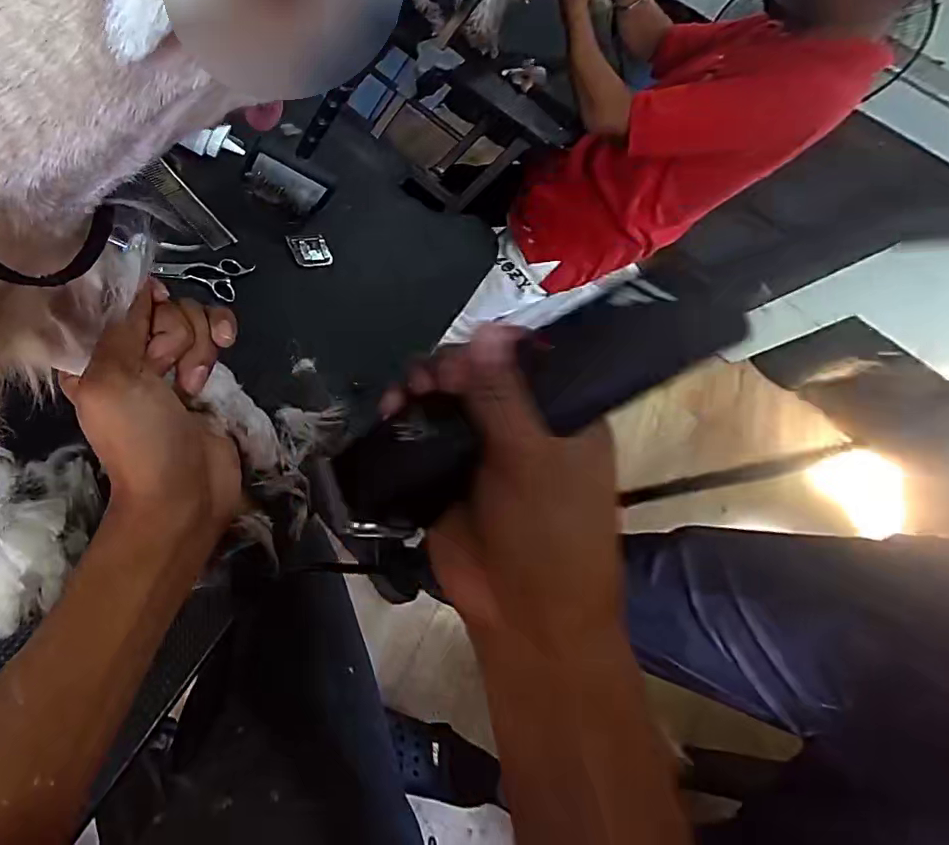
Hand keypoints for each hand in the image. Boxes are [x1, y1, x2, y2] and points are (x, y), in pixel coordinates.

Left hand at [60, 281, 242, 542]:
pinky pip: (212, 329)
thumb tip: (141, 286)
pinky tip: (225, 344)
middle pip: (161, 305)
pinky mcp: (202, 370)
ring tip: (191, 386)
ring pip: (190, 315)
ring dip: (198, 345)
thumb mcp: (110, 379)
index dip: (138, 305)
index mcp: (95, 355)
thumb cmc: (139, 439)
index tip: (148, 329)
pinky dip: (220, 331)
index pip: (118, 300)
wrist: (184, 494)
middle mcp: (131, 352)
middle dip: (173, 335)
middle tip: (165, 373)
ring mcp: (169, 361)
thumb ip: (121, 326)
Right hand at [379, 325, 622, 649]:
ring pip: (444, 400)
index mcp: (560, 417)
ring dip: (419, 389)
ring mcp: (480, 448)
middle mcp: (520, 425)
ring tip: (401, 394)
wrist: (523, 617)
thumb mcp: (533, 461)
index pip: (525, 360)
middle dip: (447, 368)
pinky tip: (388, 412)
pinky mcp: (445, 469)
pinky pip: (420, 431)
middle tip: (425, 378)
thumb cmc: (550, 535)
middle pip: (477, 376)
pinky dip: (402, 417)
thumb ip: (504, 396)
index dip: (491, 348)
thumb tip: (486, 332)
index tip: (462, 352)